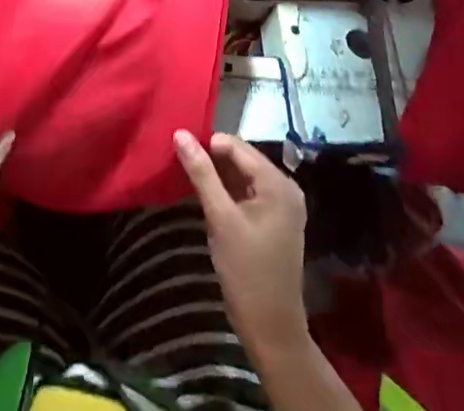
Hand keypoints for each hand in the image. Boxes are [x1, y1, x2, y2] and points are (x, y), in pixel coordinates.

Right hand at [173, 130, 308, 351]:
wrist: (271, 328)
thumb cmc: (246, 271)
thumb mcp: (220, 218)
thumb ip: (201, 174)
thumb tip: (180, 134)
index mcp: (278, 184)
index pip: (238, 147)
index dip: (207, 143)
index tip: (177, 149)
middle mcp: (286, 188)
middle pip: (242, 160)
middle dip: (212, 159)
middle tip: (178, 162)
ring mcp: (283, 206)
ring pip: (244, 177)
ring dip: (218, 176)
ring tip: (186, 175)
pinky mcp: (275, 221)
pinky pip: (249, 194)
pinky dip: (228, 192)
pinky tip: (206, 196)